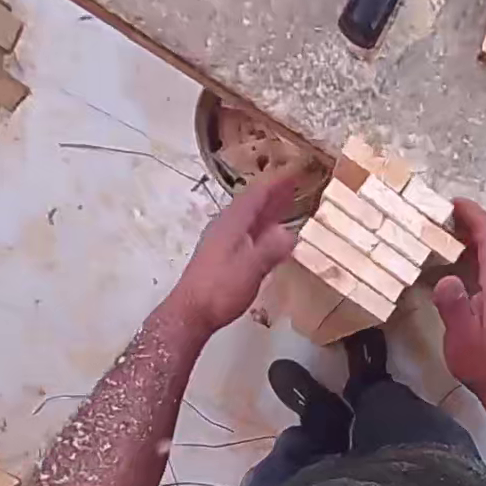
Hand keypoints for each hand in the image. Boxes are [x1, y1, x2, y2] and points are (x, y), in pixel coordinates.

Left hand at [165, 167, 303, 335]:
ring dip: (268, 211)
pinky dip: (261, 229)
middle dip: (273, 194)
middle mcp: (225, 227)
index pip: (256, 195)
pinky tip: (270, 237)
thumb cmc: (220, 290)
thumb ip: (271, 249)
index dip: (276, 183)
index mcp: (232, 224)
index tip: (294, 172)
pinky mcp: (221, 257)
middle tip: (294, 185)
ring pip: (249, 219)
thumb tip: (290, 234)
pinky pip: (246, 233)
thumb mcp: (251, 268)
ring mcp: (221, 242)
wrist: (191, 313)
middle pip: (252, 204)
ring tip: (287, 206)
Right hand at [434, 199, 485, 395]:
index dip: (475, 218)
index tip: (456, 203)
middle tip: (449, 211)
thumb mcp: (462, 335)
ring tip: (451, 228)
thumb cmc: (479, 360)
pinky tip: (460, 257)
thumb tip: (445, 279)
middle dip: (474, 221)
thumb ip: (454, 307)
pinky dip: (475, 251)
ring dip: (475, 235)